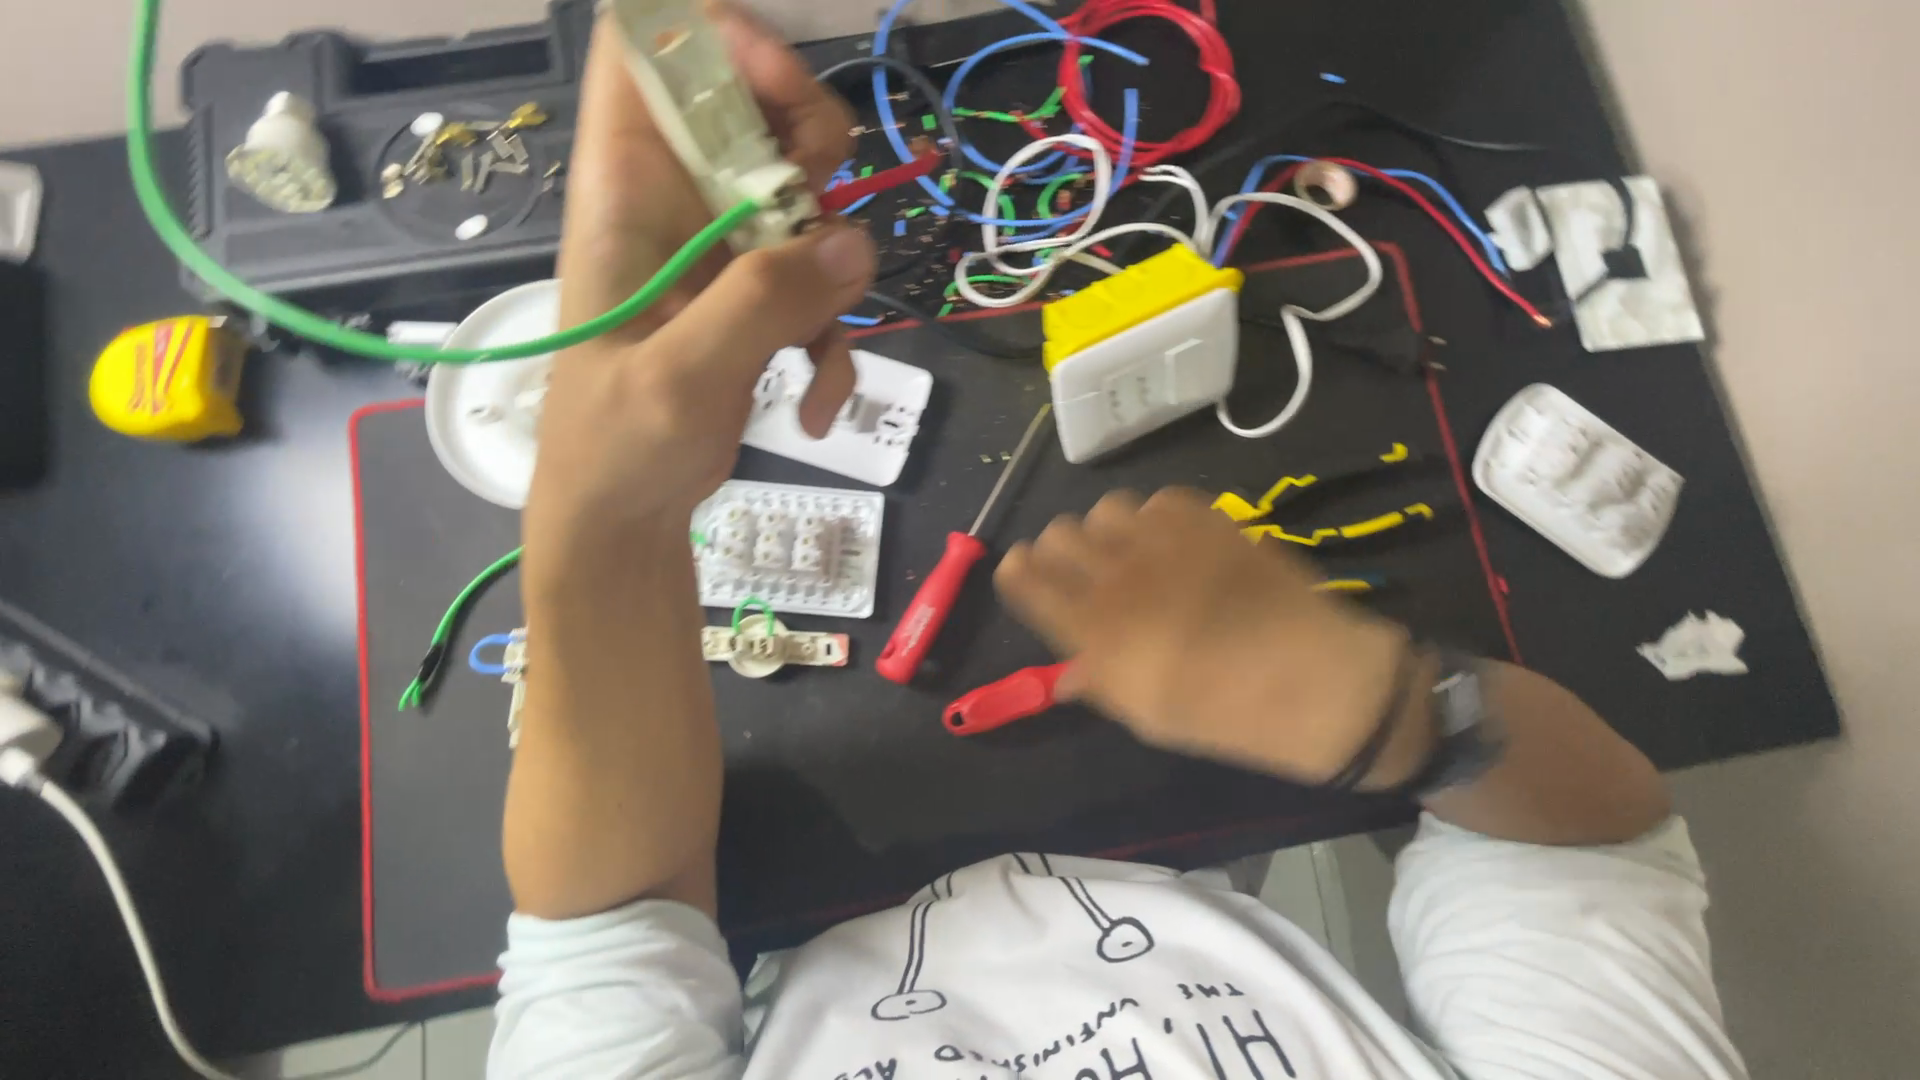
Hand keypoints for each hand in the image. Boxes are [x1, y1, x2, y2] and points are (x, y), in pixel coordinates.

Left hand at [527, 8, 875, 569]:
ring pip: (809, 208)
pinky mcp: (758, 304)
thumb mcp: (680, 377)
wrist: (625, 513)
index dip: (719, 40)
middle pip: (758, 111)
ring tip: (813, 349)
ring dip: (834, 276)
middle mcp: (680, 207)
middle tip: (817, 214)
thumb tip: (852, 246)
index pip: (649, 48)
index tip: (784, 100)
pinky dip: (834, 346)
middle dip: (809, 151)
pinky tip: (818, 405)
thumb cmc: (619, 444)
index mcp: (627, 191)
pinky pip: (820, 291)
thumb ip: (760, 305)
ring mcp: (726, 257)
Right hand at [994, 488, 1427, 787]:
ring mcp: (1161, 541)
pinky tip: (1178, 545)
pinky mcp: (1205, 519)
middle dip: (1061, 552)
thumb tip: (1065, 672)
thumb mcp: (1147, 716)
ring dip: (1109, 532)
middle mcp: (1115, 574)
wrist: (1312, 682)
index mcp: (1092, 627)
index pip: (1024, 576)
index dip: (1019, 573)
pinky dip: (1157, 520)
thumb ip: (1098, 682)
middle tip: (1086, 574)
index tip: (1027, 579)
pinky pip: (1158, 500)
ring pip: (1104, 509)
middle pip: (1056, 534)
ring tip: (1134, 555)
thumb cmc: (1221, 714)